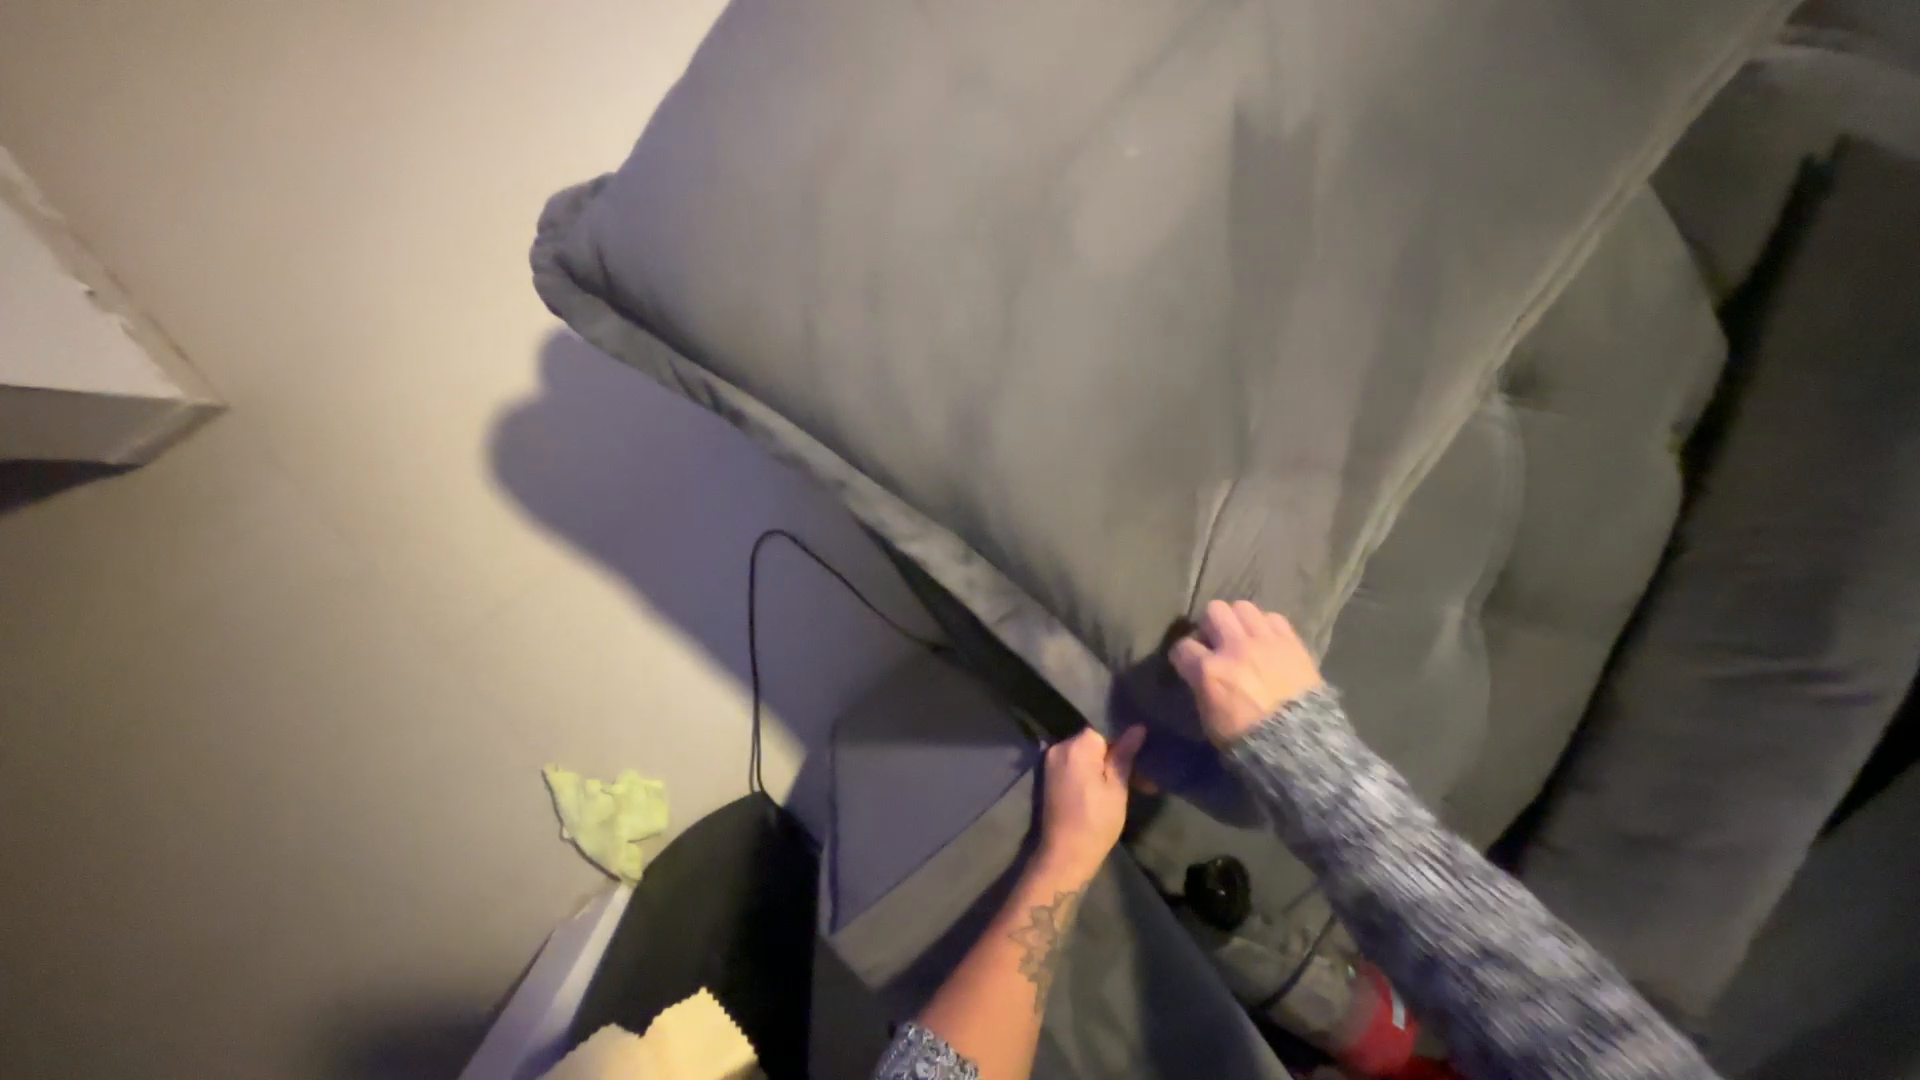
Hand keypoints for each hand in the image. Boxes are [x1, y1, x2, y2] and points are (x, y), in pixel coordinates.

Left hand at [1036, 725, 1145, 880]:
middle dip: (1112, 756)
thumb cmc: (1096, 822)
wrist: (1064, 854)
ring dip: (1100, 766)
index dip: (1122, 746)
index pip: (1104, 731)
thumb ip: (1124, 755)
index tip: (1138, 764)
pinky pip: (1072, 765)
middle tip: (1137, 778)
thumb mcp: (1116, 788)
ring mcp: (1050, 761)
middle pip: (1092, 742)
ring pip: (1083, 754)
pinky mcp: (1047, 776)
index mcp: (1077, 746)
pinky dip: (1086, 773)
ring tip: (1122, 786)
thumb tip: (1138, 728)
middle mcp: (1059, 747)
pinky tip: (1100, 789)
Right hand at [1170, 600, 1324, 744]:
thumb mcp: (1209, 717)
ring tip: (1242, 636)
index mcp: (1210, 671)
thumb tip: (1200, 672)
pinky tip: (1265, 640)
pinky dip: (1265, 626)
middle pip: (1214, 611)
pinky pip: (1273, 617)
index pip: (1182, 646)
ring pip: (1242, 607)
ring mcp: (1264, 641)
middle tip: (1216, 642)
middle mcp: (1235, 648)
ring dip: (1238, 620)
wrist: (1298, 744)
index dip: (1183, 655)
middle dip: (1210, 625)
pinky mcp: (1290, 642)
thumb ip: (1201, 686)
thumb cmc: (1247, 738)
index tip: (1187, 662)